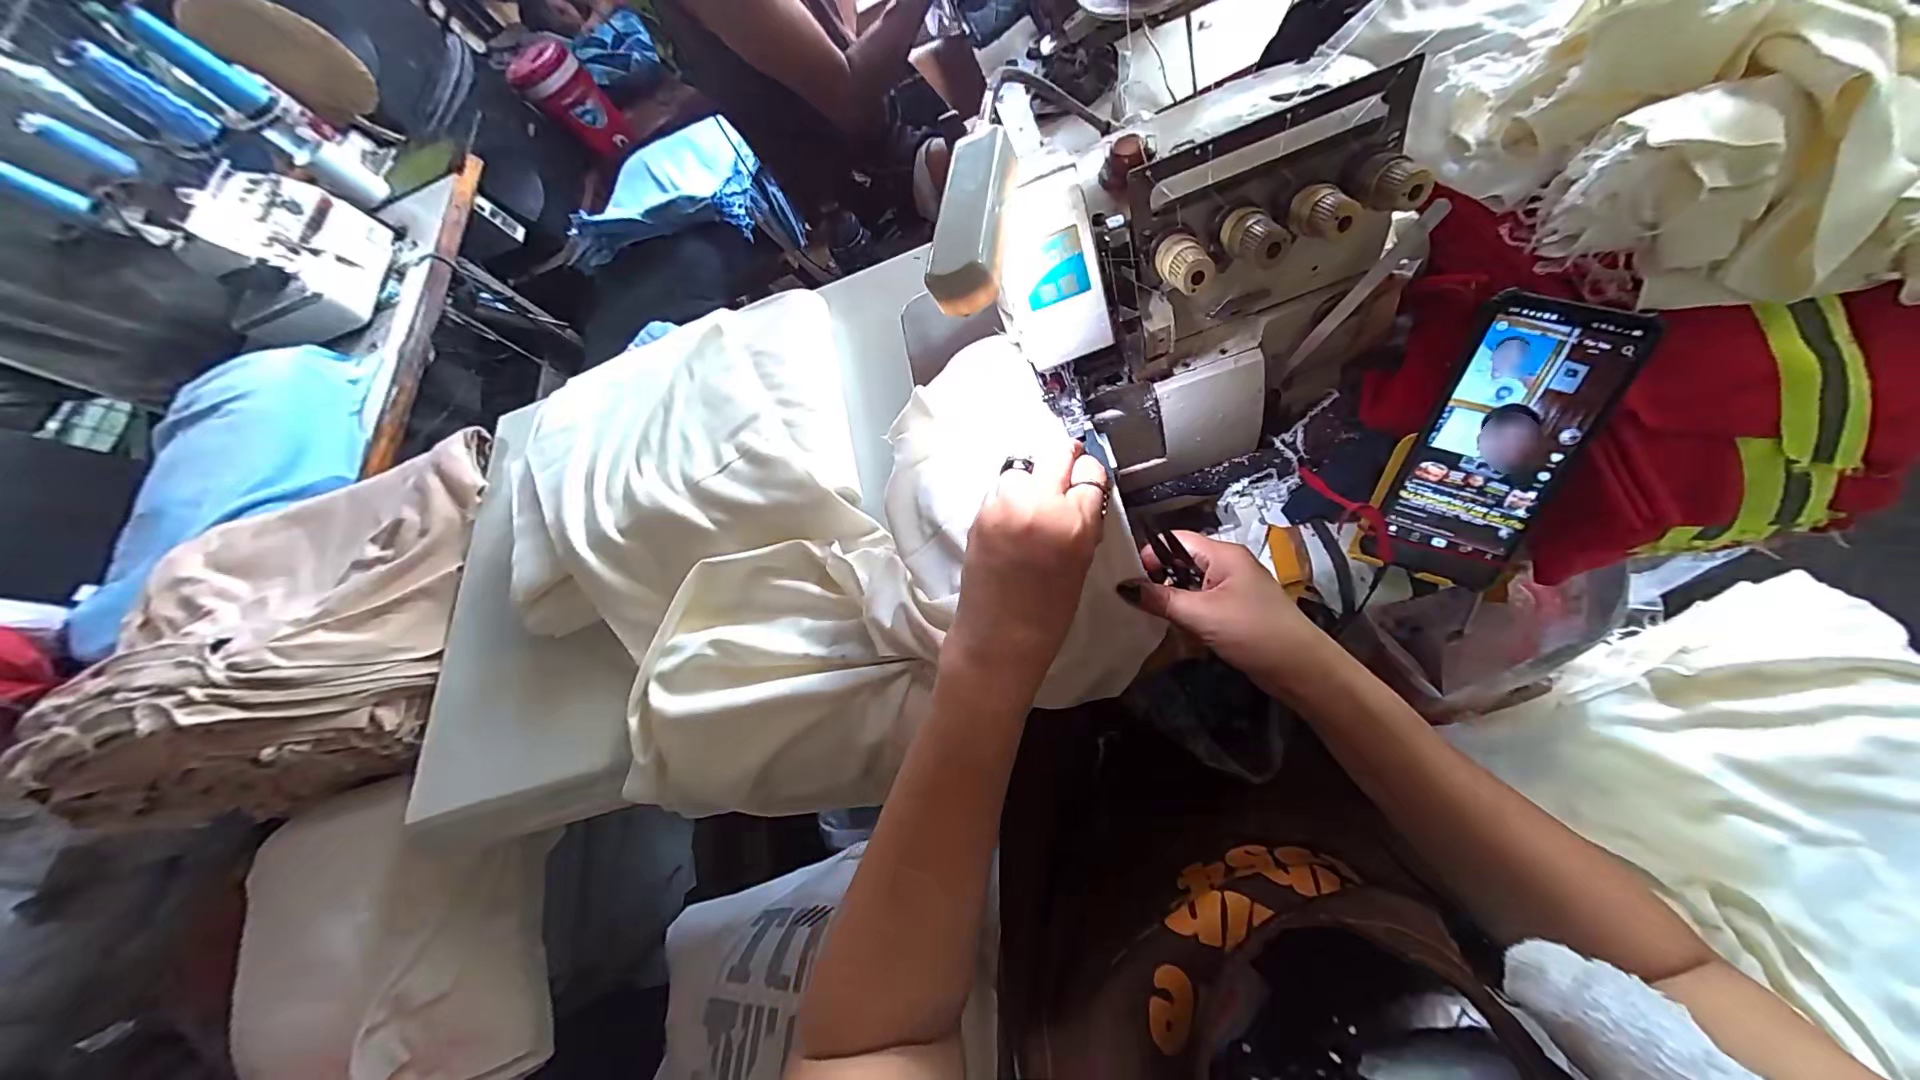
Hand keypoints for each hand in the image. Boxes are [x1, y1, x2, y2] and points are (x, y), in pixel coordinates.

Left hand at [946, 436, 1108, 687]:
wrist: (999, 638)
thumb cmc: (1048, 613)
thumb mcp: (1082, 563)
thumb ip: (1083, 524)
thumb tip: (1082, 496)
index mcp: (1076, 523)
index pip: (1091, 473)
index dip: (1090, 476)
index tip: (1087, 480)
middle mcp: (1040, 505)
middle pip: (1057, 455)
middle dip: (1065, 461)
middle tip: (1064, 473)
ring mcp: (1005, 507)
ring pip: (1024, 467)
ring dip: (1031, 479)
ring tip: (1032, 503)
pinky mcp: (980, 513)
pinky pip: (1000, 488)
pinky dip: (1009, 495)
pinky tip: (1012, 518)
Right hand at [1117, 531, 1337, 697]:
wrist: (1301, 668)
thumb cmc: (1252, 631)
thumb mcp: (1200, 614)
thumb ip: (1159, 599)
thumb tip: (1124, 587)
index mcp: (1222, 554)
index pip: (1175, 539)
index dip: (1150, 554)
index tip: (1131, 579)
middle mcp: (1227, 565)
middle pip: (1181, 562)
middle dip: (1158, 579)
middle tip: (1137, 601)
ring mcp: (1232, 589)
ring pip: (1189, 585)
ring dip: (1172, 601)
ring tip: (1154, 617)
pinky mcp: (1235, 611)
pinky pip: (1201, 604)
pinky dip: (1187, 615)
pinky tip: (1177, 631)